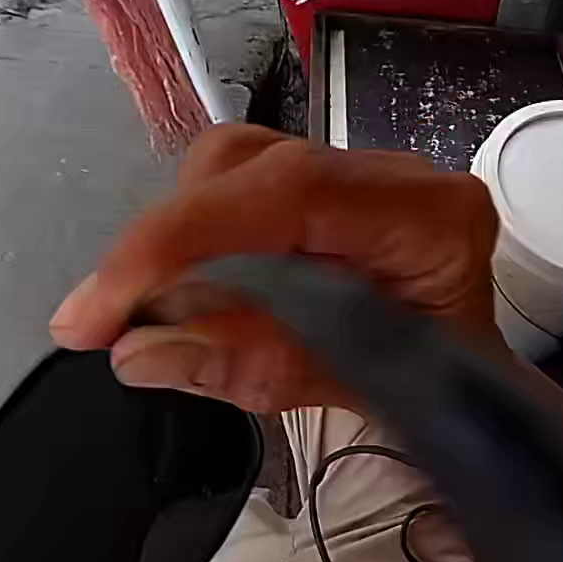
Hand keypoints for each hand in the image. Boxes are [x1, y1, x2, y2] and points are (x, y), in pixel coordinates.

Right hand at [48, 124, 502, 412]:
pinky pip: (231, 194)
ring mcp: (350, 176)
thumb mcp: (345, 391)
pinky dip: (191, 245)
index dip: (183, 240)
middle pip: (246, 170)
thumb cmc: (435, 390)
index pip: (289, 193)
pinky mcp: (315, 191)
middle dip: (161, 249)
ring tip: (149, 316)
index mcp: (428, 216)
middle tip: (102, 323)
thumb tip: (139, 351)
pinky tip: (185, 293)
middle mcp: (390, 177)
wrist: (460, 378)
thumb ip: (251, 365)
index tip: (105, 307)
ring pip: (227, 173)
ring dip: (172, 247)